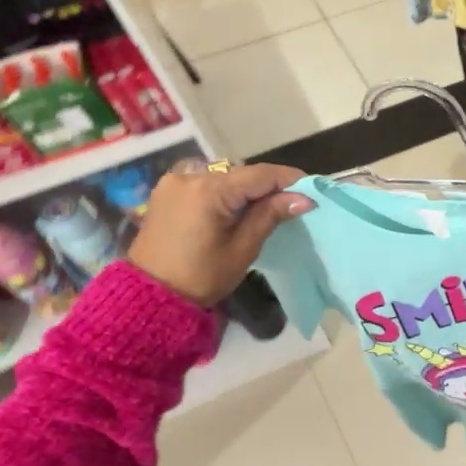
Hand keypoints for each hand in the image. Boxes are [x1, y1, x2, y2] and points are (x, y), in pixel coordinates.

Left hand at [127, 162, 312, 305]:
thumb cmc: (203, 275)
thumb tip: (304, 198)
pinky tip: (235, 208)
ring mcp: (175, 181)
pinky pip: (204, 181)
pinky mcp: (167, 190)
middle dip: (268, 185)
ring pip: (223, 175)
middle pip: (240, 172)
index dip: (289, 179)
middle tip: (291, 204)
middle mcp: (189, 176)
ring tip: (264, 208)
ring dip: (245, 187)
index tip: (312, 191)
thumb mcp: (244, 247)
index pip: (260, 174)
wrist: (153, 293)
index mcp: (209, 190)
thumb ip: (271, 215)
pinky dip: (224, 190)